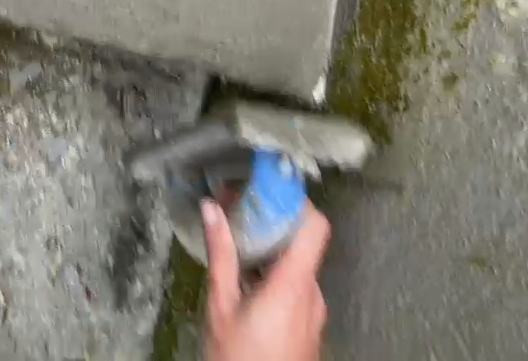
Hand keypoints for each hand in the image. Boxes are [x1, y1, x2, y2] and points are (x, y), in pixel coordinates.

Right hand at [200, 198, 330, 360]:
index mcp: (294, 284)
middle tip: (235, 206)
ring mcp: (313, 313)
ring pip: (297, 263)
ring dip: (270, 245)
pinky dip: (274, 269)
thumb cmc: (238, 357)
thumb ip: (220, 254)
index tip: (266, 184)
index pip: (315, 225)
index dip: (296, 199)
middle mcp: (312, 294)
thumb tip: (212, 206)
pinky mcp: (307, 327)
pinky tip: (245, 272)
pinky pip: (295, 285)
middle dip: (271, 218)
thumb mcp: (220, 306)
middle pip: (302, 241)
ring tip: (235, 236)